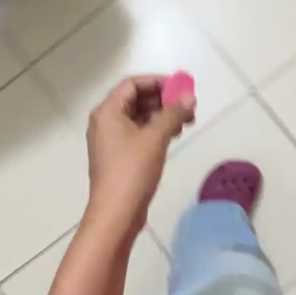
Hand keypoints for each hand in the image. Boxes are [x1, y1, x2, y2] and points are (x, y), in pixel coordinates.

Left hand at [84, 75, 195, 231]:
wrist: (116, 213)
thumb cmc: (132, 171)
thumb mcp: (155, 138)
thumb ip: (173, 114)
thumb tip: (189, 98)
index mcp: (107, 112)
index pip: (132, 84)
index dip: (158, 82)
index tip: (182, 88)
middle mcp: (105, 122)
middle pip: (135, 99)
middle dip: (163, 100)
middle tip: (189, 107)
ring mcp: (110, 140)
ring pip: (138, 117)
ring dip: (162, 116)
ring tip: (186, 122)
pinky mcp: (118, 156)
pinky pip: (138, 134)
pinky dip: (155, 130)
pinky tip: (174, 135)